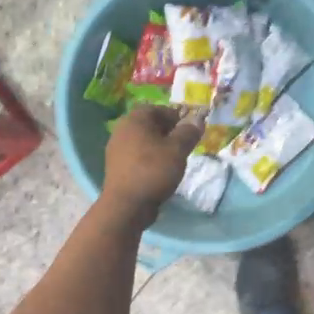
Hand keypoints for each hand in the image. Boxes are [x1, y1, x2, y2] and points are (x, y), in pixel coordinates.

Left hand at [102, 105, 201, 220]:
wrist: (127, 205)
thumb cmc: (153, 170)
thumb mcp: (177, 149)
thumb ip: (188, 132)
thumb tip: (197, 119)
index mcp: (135, 120)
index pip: (158, 109)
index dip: (176, 116)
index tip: (189, 128)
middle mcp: (122, 130)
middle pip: (149, 124)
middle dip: (168, 131)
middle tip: (184, 143)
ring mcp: (116, 149)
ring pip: (143, 141)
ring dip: (159, 146)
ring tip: (174, 158)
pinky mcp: (117, 167)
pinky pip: (137, 155)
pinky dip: (149, 158)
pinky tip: (160, 170)